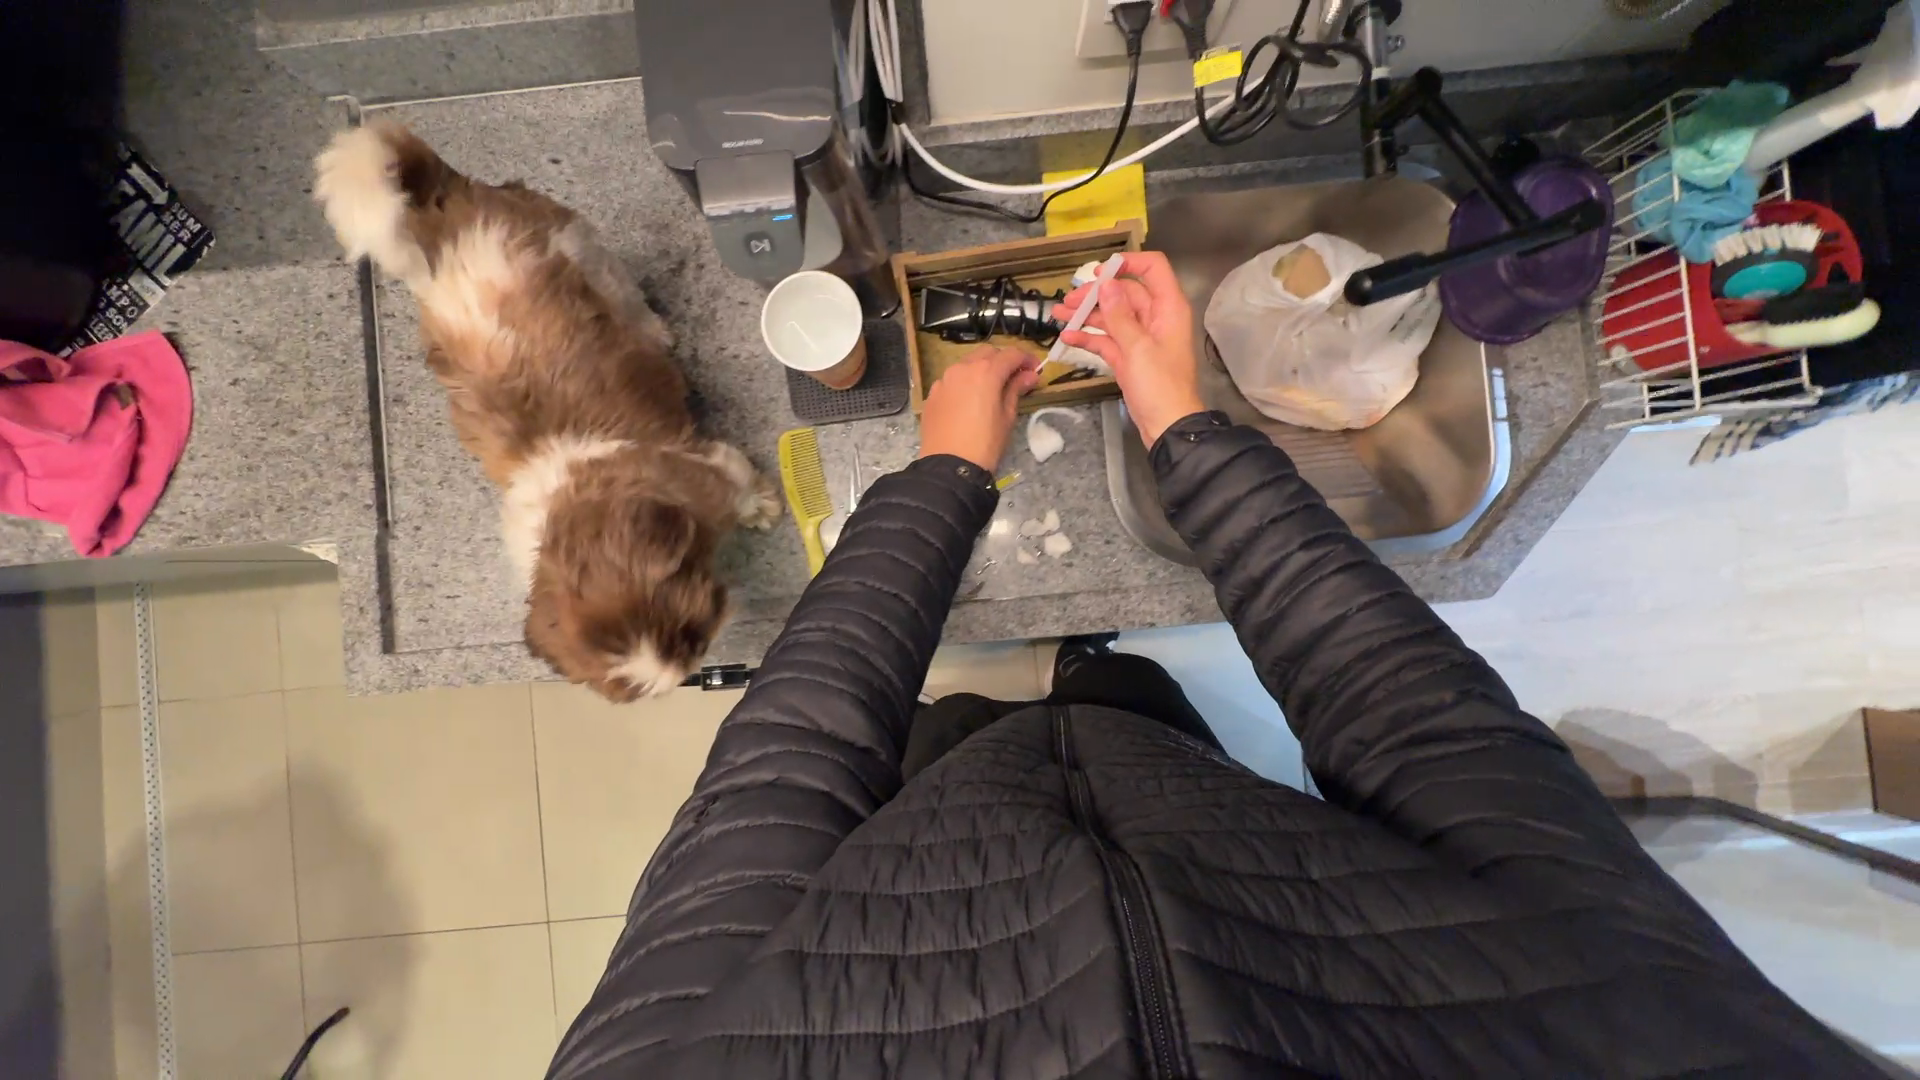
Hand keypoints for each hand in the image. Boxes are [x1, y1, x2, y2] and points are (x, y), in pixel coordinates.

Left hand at [918, 345, 1039, 469]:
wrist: (949, 467)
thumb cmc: (985, 444)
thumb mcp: (1007, 417)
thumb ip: (1016, 390)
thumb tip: (1029, 376)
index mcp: (986, 372)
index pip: (1011, 354)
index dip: (1027, 359)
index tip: (1036, 370)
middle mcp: (962, 368)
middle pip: (987, 353)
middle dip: (1003, 361)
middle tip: (1015, 378)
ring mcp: (944, 380)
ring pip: (967, 364)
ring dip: (982, 370)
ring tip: (992, 389)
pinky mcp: (932, 394)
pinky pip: (952, 380)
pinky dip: (965, 383)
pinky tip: (969, 401)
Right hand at [1055, 252, 1205, 446]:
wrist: (1167, 426)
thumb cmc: (1159, 385)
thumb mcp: (1138, 347)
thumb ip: (1120, 315)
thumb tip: (1107, 284)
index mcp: (1167, 308)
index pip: (1152, 269)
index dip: (1127, 264)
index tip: (1099, 272)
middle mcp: (1155, 318)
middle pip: (1124, 293)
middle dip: (1096, 294)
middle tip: (1069, 300)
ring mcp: (1140, 339)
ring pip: (1111, 317)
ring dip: (1086, 315)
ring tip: (1058, 314)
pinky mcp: (1128, 358)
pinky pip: (1106, 341)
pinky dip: (1088, 338)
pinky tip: (1067, 338)